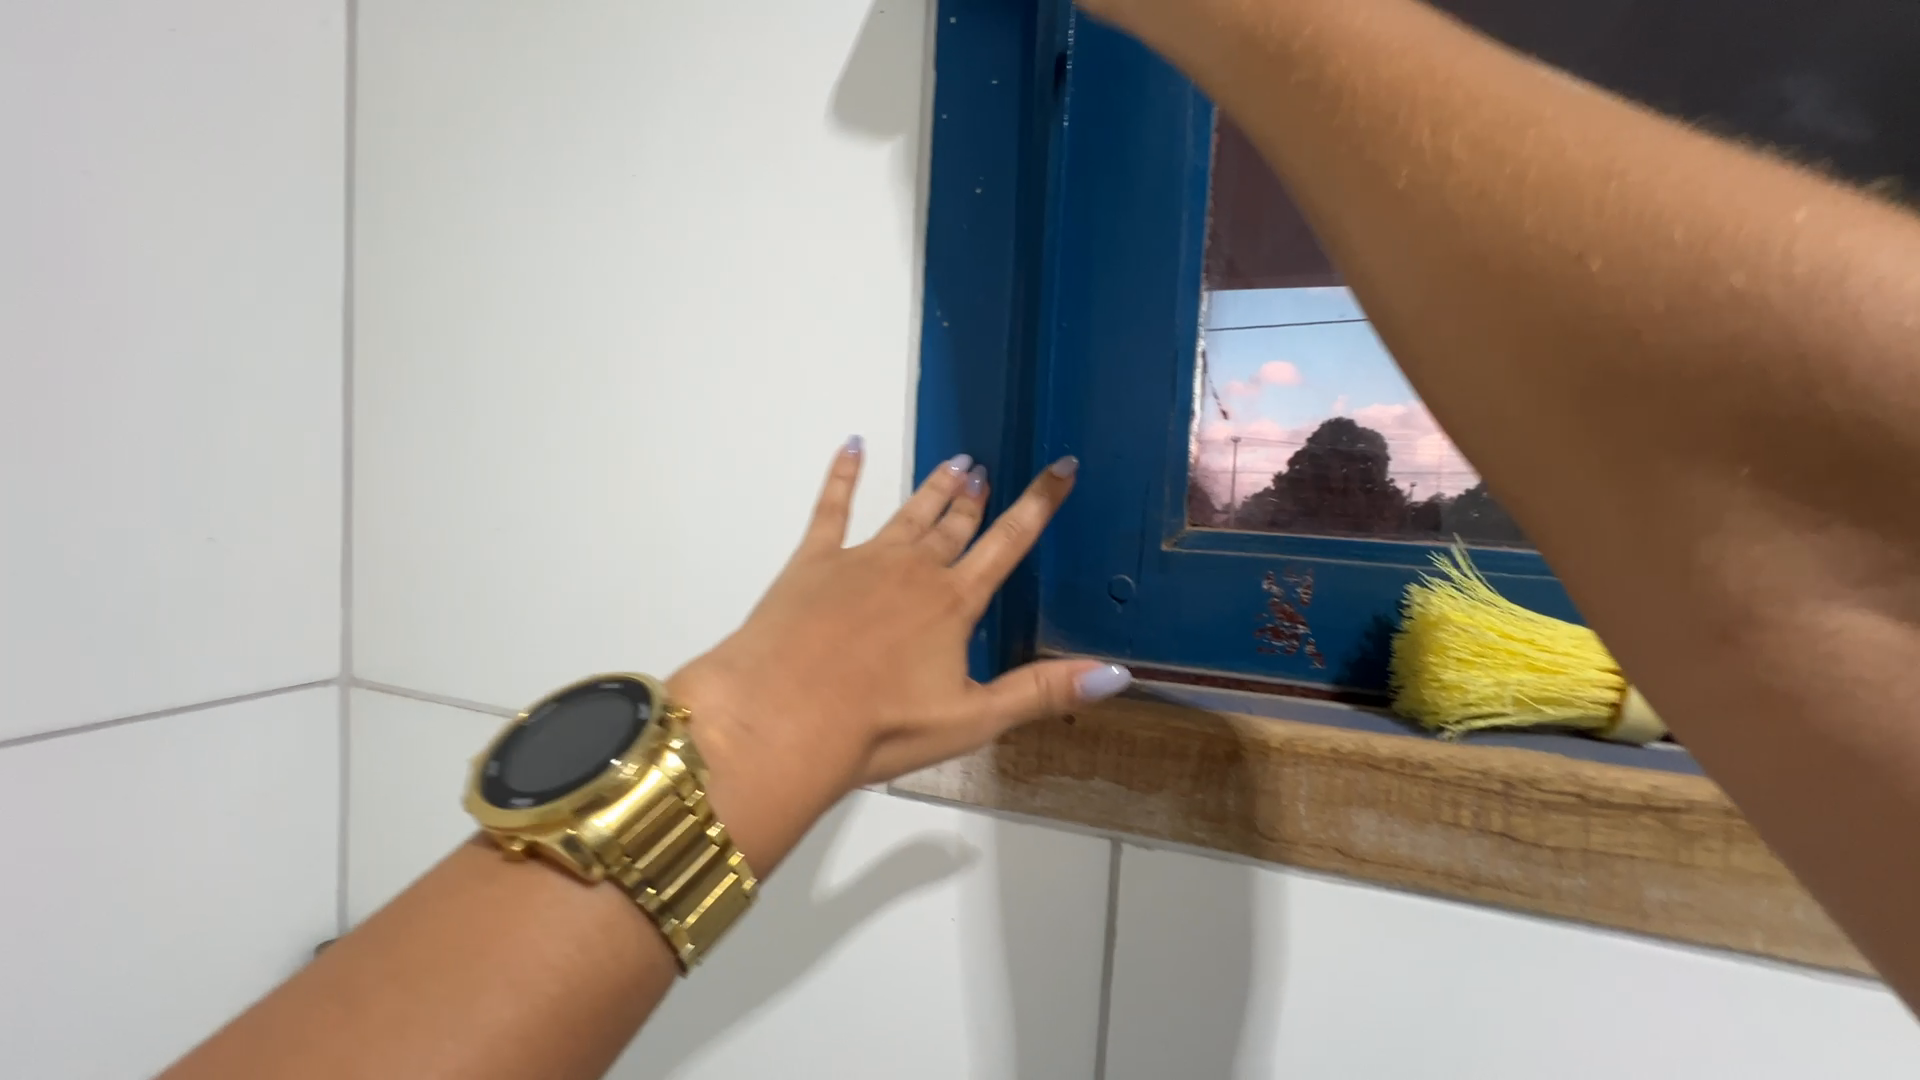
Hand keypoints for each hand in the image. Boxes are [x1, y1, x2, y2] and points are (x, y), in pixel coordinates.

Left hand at [671, 439, 1131, 794]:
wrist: (783, 721)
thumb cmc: (880, 728)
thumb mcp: (972, 719)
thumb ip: (1043, 692)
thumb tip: (1118, 673)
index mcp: (953, 603)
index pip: (1009, 543)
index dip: (1039, 505)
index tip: (1061, 469)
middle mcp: (914, 569)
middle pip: (955, 524)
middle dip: (975, 497)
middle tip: (986, 470)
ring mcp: (861, 558)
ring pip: (909, 512)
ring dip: (934, 487)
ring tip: (955, 461)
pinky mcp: (813, 561)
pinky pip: (832, 507)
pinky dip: (844, 474)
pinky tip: (852, 445)